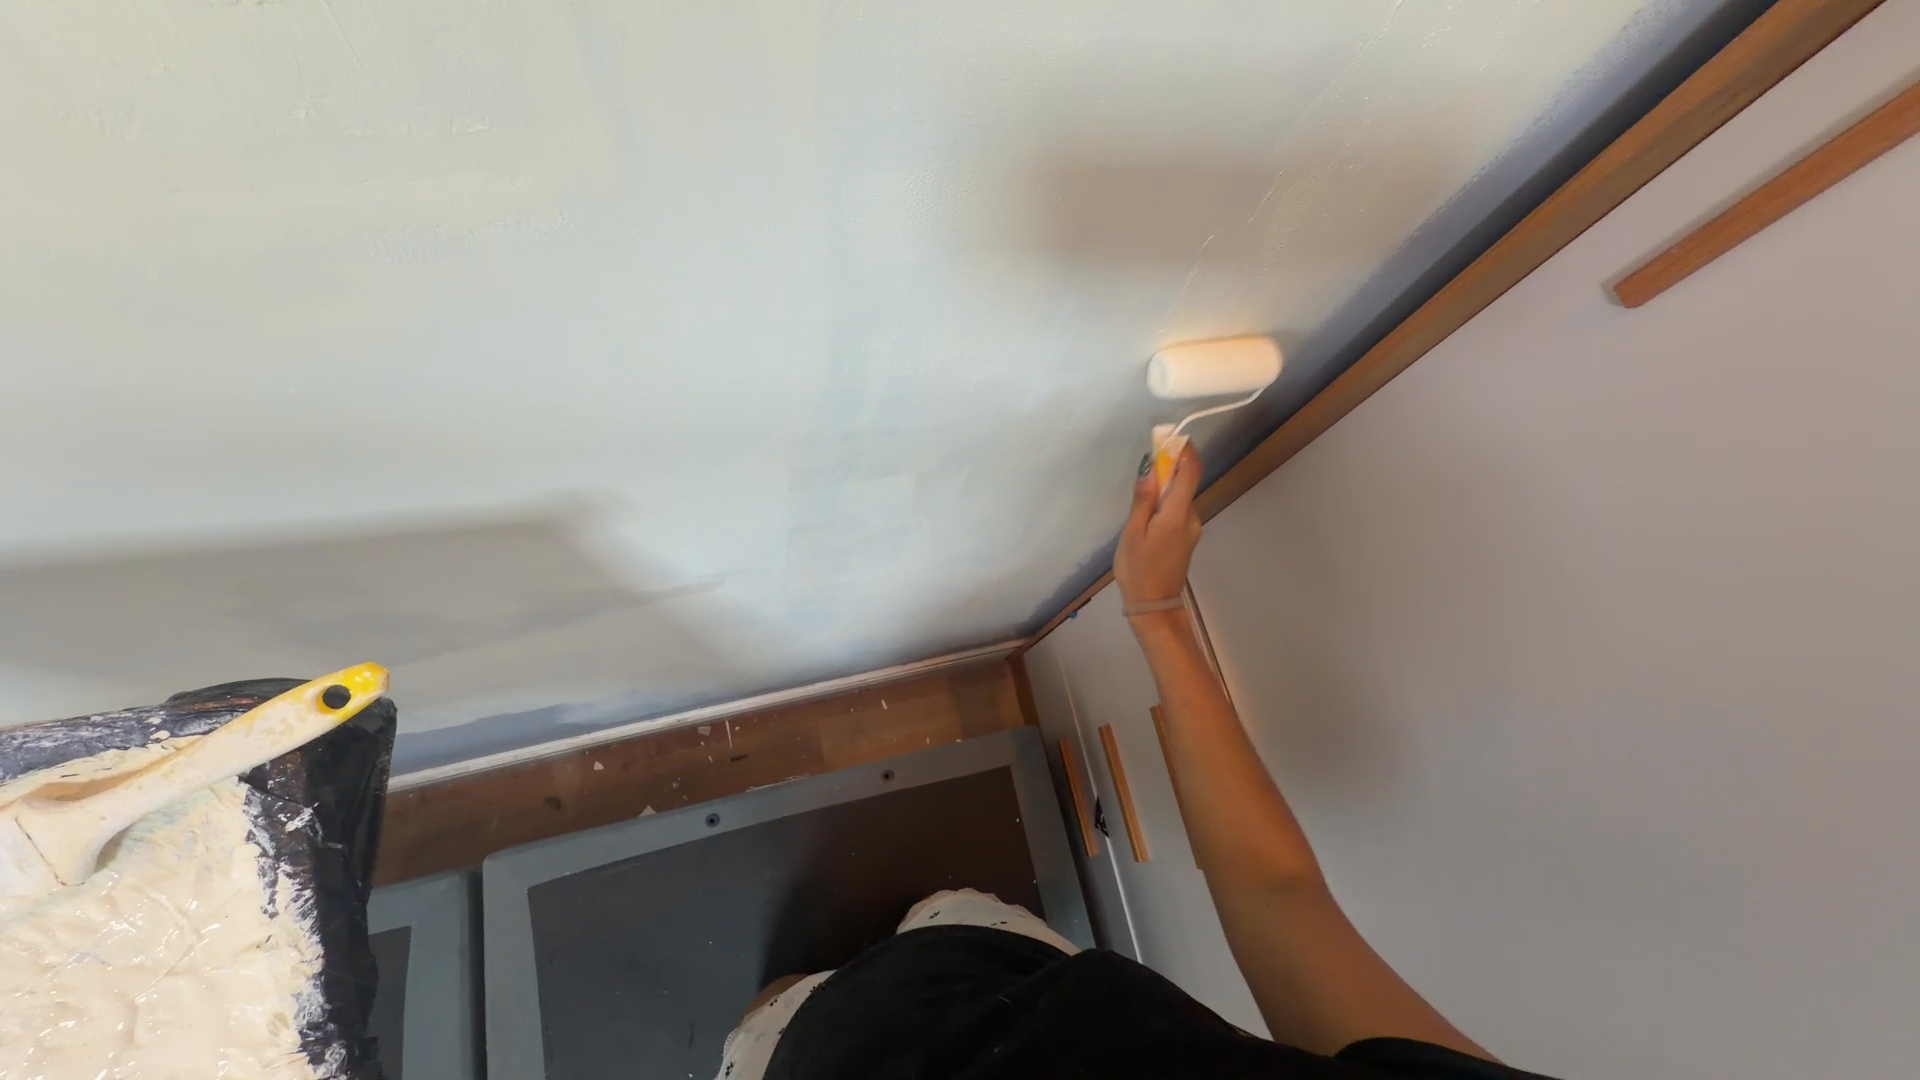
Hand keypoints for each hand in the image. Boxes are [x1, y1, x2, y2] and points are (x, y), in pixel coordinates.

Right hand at [1115, 442, 1201, 607]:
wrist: (1154, 605)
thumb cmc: (1138, 569)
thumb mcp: (1133, 532)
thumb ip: (1143, 499)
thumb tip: (1151, 468)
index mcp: (1176, 515)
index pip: (1190, 472)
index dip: (1183, 451)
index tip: (1169, 438)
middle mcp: (1191, 517)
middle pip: (1185, 482)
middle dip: (1169, 468)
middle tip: (1146, 465)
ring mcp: (1192, 528)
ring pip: (1181, 497)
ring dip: (1165, 487)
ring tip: (1140, 496)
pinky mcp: (1186, 537)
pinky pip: (1178, 510)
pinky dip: (1166, 503)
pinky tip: (1147, 515)